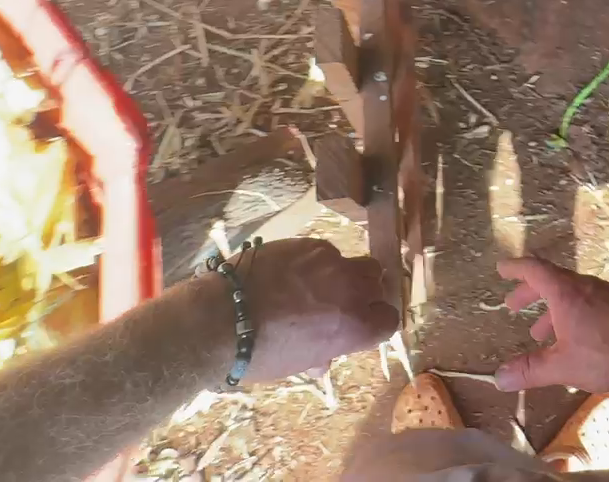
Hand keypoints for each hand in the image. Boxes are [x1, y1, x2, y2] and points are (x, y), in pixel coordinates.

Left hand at [228, 237, 398, 382]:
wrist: (218, 319)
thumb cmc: (257, 353)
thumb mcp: (296, 364)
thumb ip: (321, 352)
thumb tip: (324, 356)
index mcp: (354, 327)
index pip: (389, 319)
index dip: (376, 322)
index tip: (362, 325)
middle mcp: (352, 290)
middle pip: (377, 282)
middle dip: (364, 292)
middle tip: (340, 302)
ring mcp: (332, 262)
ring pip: (353, 262)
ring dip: (342, 274)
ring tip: (315, 285)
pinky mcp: (310, 244)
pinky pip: (324, 252)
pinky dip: (314, 264)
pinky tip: (289, 275)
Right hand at [494, 256, 608, 393]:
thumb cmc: (608, 353)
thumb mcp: (563, 366)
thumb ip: (530, 370)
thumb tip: (498, 378)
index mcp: (566, 292)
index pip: (535, 269)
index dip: (516, 268)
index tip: (501, 268)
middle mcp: (584, 285)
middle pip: (551, 280)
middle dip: (529, 292)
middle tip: (513, 305)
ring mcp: (604, 293)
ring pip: (569, 293)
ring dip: (550, 308)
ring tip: (539, 332)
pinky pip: (585, 301)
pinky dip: (569, 313)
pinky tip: (572, 339)